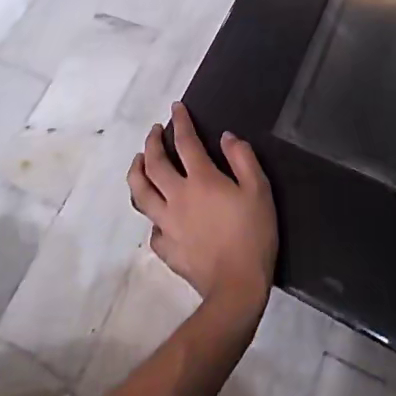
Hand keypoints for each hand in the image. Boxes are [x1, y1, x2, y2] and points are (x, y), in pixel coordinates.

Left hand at [128, 102, 277, 316]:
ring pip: (140, 192)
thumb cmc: (252, 236)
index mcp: (200, 180)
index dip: (180, 121)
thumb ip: (242, 159)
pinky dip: (152, 215)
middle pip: (154, 163)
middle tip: (155, 131)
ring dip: (137, 172)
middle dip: (152, 142)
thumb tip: (226, 137)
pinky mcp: (165, 248)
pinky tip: (156, 213)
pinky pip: (152, 227)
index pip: (185, 142)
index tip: (176, 107)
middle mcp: (176, 196)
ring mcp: (166, 223)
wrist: (236, 288)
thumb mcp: (259, 191)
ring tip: (139, 161)